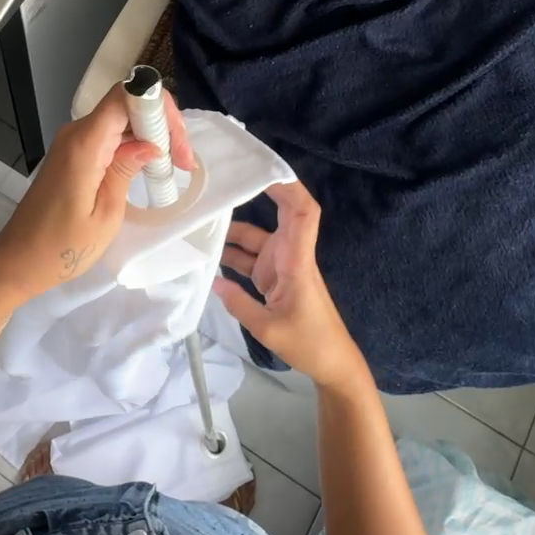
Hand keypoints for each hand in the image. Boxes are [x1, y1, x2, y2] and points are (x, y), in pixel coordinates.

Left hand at [0, 83, 194, 302]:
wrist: (19, 261)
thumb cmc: (63, 246)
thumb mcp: (106, 214)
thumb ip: (127, 170)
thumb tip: (150, 145)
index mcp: (84, 143)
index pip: (125, 96)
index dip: (158, 106)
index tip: (178, 142)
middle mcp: (76, 133)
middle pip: (126, 105)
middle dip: (161, 124)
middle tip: (184, 161)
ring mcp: (72, 143)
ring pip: (120, 120)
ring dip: (150, 135)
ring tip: (174, 165)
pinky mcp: (72, 155)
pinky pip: (108, 136)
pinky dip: (133, 144)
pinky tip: (150, 166)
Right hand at [214, 181, 370, 391]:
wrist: (332, 364)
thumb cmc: (310, 343)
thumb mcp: (268, 329)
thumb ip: (238, 304)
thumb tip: (214, 282)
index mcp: (297, 260)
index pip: (302, 212)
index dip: (289, 187)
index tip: (264, 170)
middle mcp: (291, 255)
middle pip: (280, 213)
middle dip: (258, 194)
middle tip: (226, 182)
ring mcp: (282, 265)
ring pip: (257, 237)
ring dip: (233, 232)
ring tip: (201, 224)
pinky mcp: (275, 278)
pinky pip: (251, 257)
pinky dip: (232, 255)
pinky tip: (209, 256)